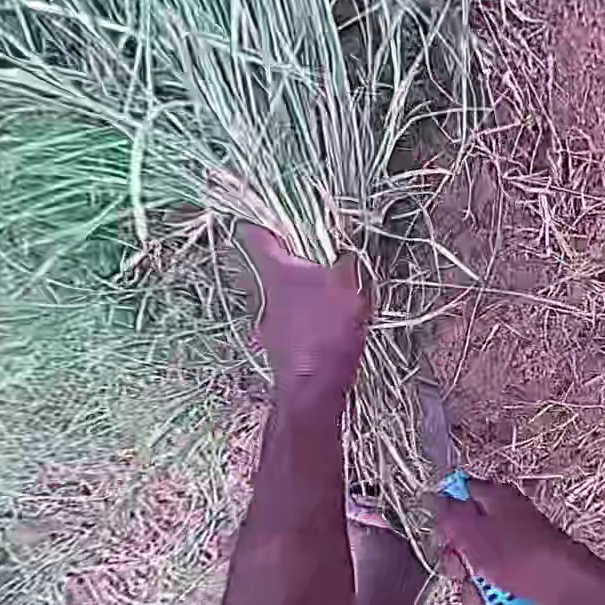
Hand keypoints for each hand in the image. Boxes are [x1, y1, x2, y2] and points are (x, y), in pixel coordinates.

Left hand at [238, 224, 369, 408]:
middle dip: (287, 262)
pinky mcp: (279, 349)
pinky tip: (326, 328)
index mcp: (274, 271)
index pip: (256, 236)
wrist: (313, 388)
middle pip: (268, 268)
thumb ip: (347, 263)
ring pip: (279, 297)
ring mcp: (267, 324)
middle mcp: (262, 295)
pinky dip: (304, 320)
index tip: (270, 217)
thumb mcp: (348, 286)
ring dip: (297, 294)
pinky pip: (290, 324)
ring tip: (325, 294)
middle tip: (311, 258)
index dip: (261, 222)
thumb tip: (348, 251)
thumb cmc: (325, 329)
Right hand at [433, 478, 604, 604]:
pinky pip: (496, 585)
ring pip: (478, 568)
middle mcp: (505, 519)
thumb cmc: (521, 557)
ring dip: (473, 591)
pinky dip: (491, 602)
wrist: (566, 588)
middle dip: (459, 565)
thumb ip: (452, 515)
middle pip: (465, 538)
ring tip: (482, 603)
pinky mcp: (523, 573)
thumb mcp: (475, 533)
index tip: (446, 539)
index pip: (459, 496)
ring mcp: (515, 548)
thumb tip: (438, 497)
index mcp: (494, 499)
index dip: (446, 518)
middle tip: (464, 575)